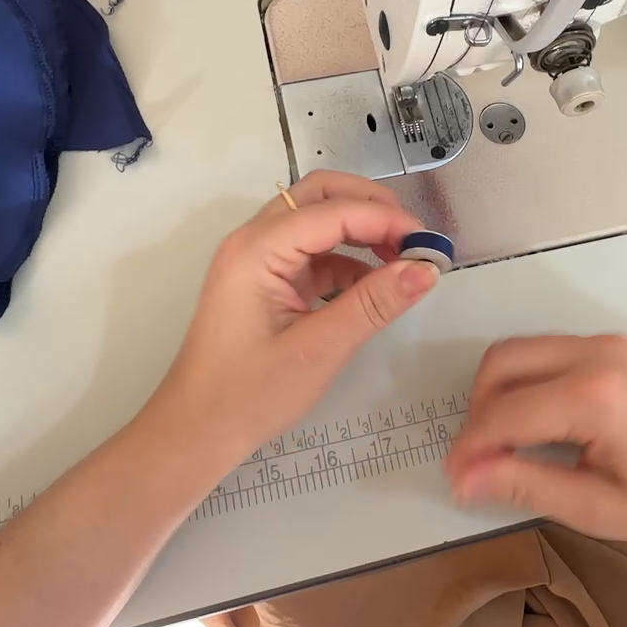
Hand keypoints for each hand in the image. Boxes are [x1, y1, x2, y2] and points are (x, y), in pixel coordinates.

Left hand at [142, 170, 439, 463]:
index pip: (334, 211)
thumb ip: (374, 303)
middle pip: (320, 194)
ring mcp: (257, 258)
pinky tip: (375, 284)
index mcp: (258, 249)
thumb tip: (425, 269)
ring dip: (361, 230)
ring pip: (317, 218)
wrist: (196, 432)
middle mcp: (254, 240)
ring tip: (403, 259)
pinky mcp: (266, 279)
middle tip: (414, 237)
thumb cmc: (248, 395)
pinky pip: (312, 251)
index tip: (430, 243)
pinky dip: (347, 258)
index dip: (386, 220)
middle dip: (372, 206)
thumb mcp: (320, 349)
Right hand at [444, 335, 626, 557]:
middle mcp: (595, 354)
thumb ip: (525, 484)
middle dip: (477, 409)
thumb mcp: (598, 507)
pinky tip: (539, 423)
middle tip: (479, 459)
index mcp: (594, 396)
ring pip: (522, 350)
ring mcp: (608, 343)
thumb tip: (465, 478)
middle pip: (501, 362)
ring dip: (499, 391)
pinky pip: (548, 351)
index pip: (503, 412)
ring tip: (505, 444)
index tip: (455, 479)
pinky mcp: (616, 346)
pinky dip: (527, 380)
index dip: (470, 446)